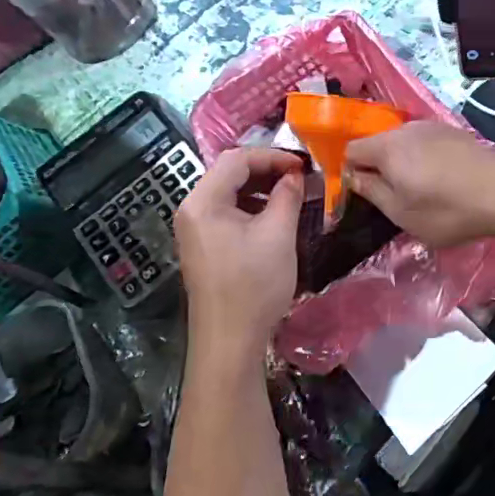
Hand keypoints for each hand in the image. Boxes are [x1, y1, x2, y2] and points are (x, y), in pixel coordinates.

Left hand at [175, 148, 305, 342]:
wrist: (229, 339)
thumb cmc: (254, 284)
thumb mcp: (278, 235)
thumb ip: (287, 197)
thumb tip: (294, 176)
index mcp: (203, 202)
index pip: (236, 159)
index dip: (272, 156)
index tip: (303, 165)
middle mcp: (191, 210)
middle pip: (229, 174)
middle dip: (266, 171)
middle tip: (299, 177)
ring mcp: (194, 229)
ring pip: (228, 194)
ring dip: (260, 189)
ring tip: (291, 195)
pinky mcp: (202, 246)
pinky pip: (226, 214)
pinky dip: (250, 208)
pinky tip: (273, 217)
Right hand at [345, 122, 494, 246]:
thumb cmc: (446, 210)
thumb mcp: (401, 212)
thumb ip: (371, 191)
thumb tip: (352, 176)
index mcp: (387, 146)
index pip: (351, 150)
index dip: (351, 172)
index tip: (365, 196)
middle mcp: (407, 128)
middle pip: (379, 144)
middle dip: (379, 168)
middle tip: (395, 199)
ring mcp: (435, 127)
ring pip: (405, 144)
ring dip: (405, 164)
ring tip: (423, 192)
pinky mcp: (456, 133)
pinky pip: (427, 144)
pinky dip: (426, 160)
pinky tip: (444, 181)